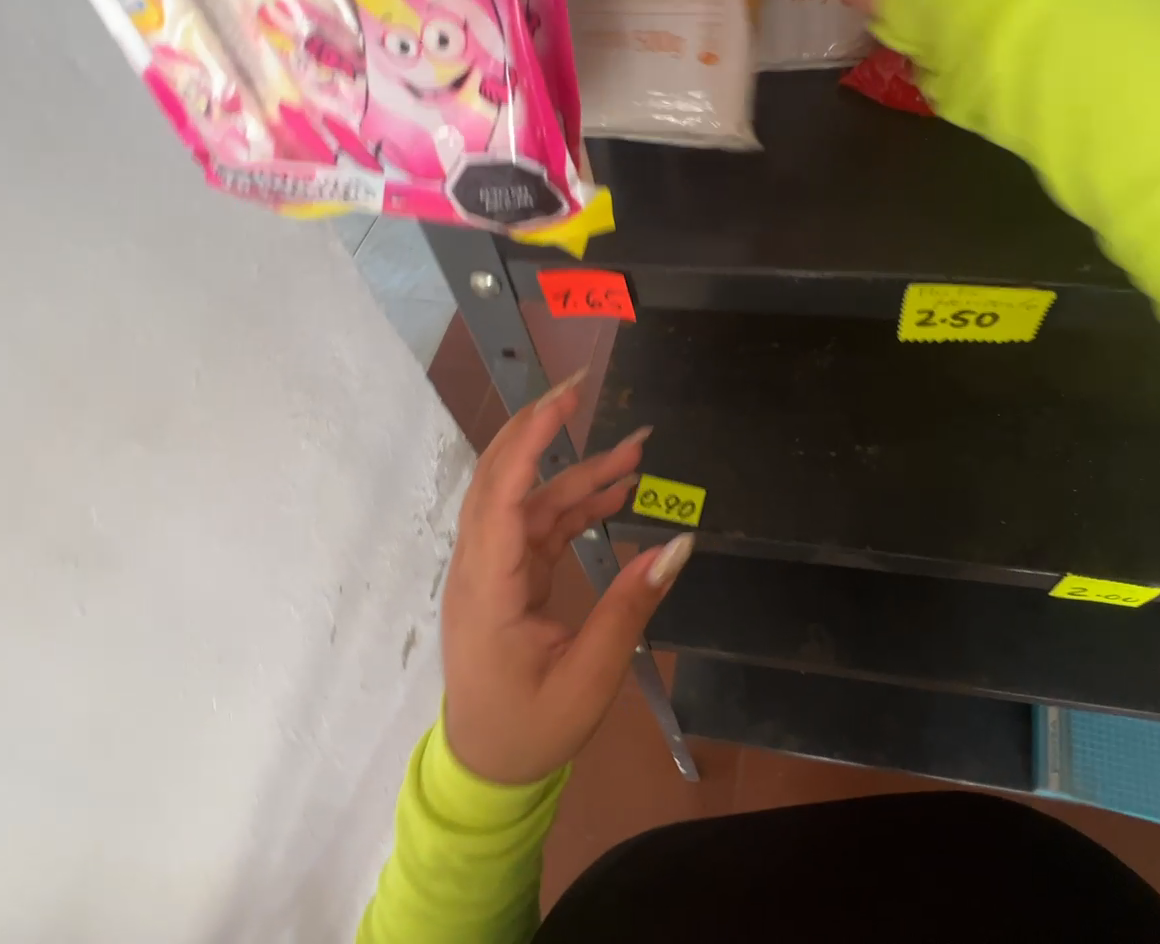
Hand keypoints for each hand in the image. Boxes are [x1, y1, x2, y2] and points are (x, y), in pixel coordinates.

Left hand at [441, 371, 696, 785]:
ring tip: (634, 453)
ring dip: (576, 475)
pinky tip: (614, 495)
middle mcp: (480, 567)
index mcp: (488, 589)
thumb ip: (631, 607)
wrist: (487, 767)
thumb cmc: (530, 729)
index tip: (566, 399)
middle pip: (502, 481)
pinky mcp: (507, 578)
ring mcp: (491, 571)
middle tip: (584, 393)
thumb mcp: (590, 677)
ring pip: (528, 502)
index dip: (531, 441)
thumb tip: (678, 545)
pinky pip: (538, 528)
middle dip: (542, 432)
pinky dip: (574, 508)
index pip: (502, 496)